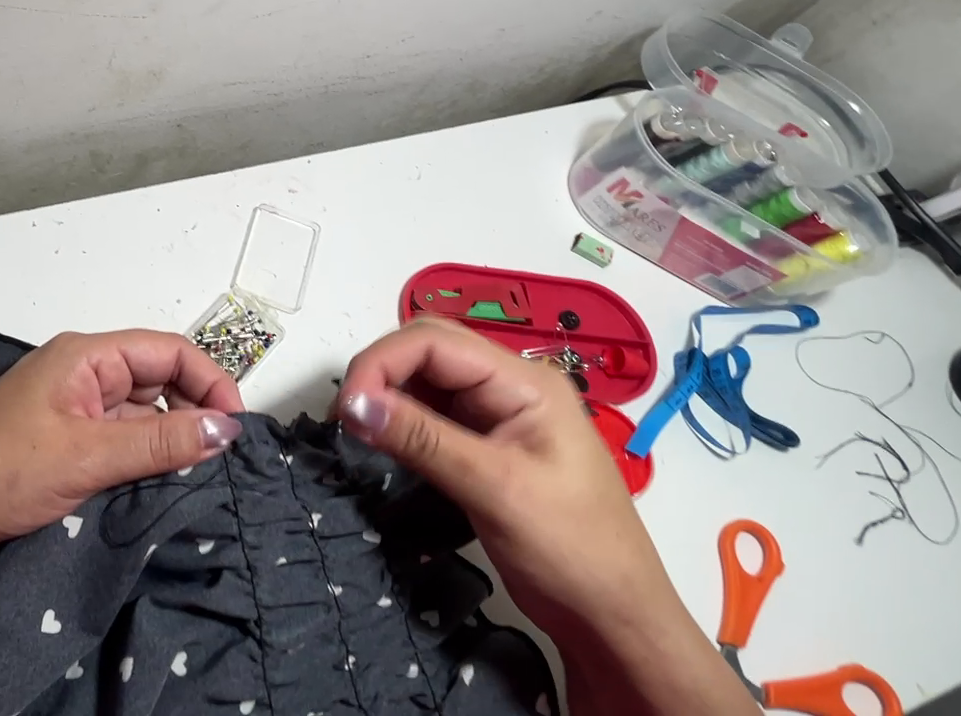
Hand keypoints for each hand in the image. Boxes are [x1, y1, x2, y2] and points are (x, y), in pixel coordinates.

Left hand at [0, 329, 244, 559]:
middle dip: (192, 410)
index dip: (208, 381)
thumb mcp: (88, 457)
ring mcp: (74, 403)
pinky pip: (120, 432)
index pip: (168, 351)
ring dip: (169, 434)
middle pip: (158, 377)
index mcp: (87, 355)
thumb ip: (160, 441)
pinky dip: (143, 451)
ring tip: (192, 471)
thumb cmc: (0, 472)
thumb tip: (226, 429)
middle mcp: (85, 370)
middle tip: (216, 458)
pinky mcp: (66, 433)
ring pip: (142, 407)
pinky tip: (157, 478)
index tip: (234, 427)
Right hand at [333, 316, 674, 640]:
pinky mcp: (481, 442)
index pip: (434, 341)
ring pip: (422, 380)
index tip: (346, 409)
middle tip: (346, 418)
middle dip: (379, 373)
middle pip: (425, 349)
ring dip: (385, 396)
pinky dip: (398, 422)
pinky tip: (382, 444)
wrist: (615, 620)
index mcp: (523, 381)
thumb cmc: (572, 550)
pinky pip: (428, 414)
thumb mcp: (495, 490)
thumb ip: (421, 439)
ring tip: (358, 432)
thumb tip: (352, 404)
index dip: (381, 363)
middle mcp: (507, 384)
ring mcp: (494, 413)